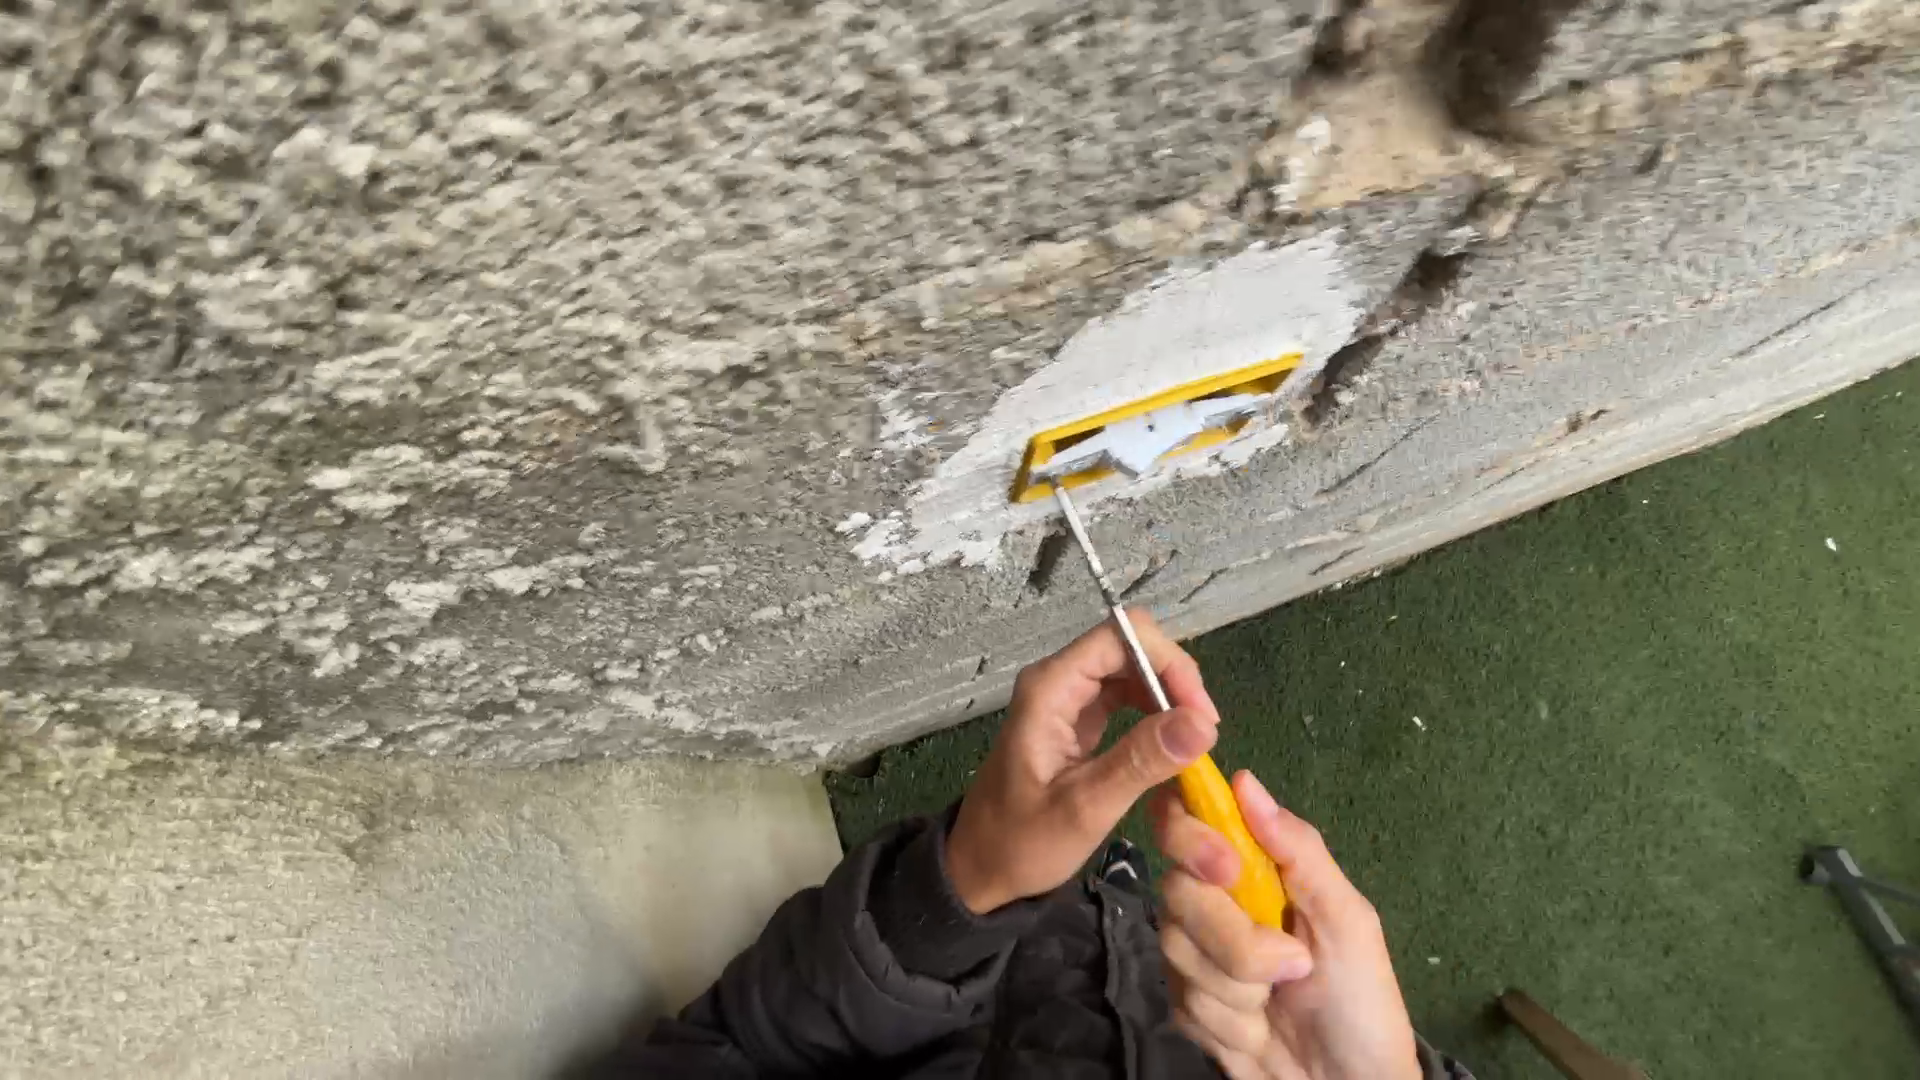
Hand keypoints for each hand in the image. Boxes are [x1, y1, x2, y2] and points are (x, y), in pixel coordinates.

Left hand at [945, 610, 1219, 913]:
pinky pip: (1123, 695)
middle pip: (1129, 646)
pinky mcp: (1076, 718)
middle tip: (1204, 732)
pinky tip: (1171, 743)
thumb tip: (1202, 723)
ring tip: (1194, 740)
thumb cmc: (1021, 841)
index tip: (1201, 714)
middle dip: (1173, 678)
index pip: (1119, 637)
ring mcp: (1066, 697)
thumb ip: (1141, 762)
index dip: (1168, 662)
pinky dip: (1154, 711)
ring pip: (1130, 668)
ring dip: (1168, 695)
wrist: (981, 866)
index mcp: (1049, 688)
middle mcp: (1057, 680)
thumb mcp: (1085, 807)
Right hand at [1151, 772, 1421, 1079]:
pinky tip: (1257, 1030)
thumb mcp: (1346, 917)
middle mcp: (1203, 895)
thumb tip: (1244, 779)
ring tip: (1278, 1001)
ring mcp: (1188, 946)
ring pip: (1178, 948)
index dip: (1185, 832)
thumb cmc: (1360, 996)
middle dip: (1236, 940)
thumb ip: (1298, 849)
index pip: (1178, 816)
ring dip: (1241, 988)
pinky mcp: (1180, 999)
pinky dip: (1230, 1024)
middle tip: (1290, 964)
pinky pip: (1183, 998)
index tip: (1225, 868)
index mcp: (1241, 863)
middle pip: (1177, 890)